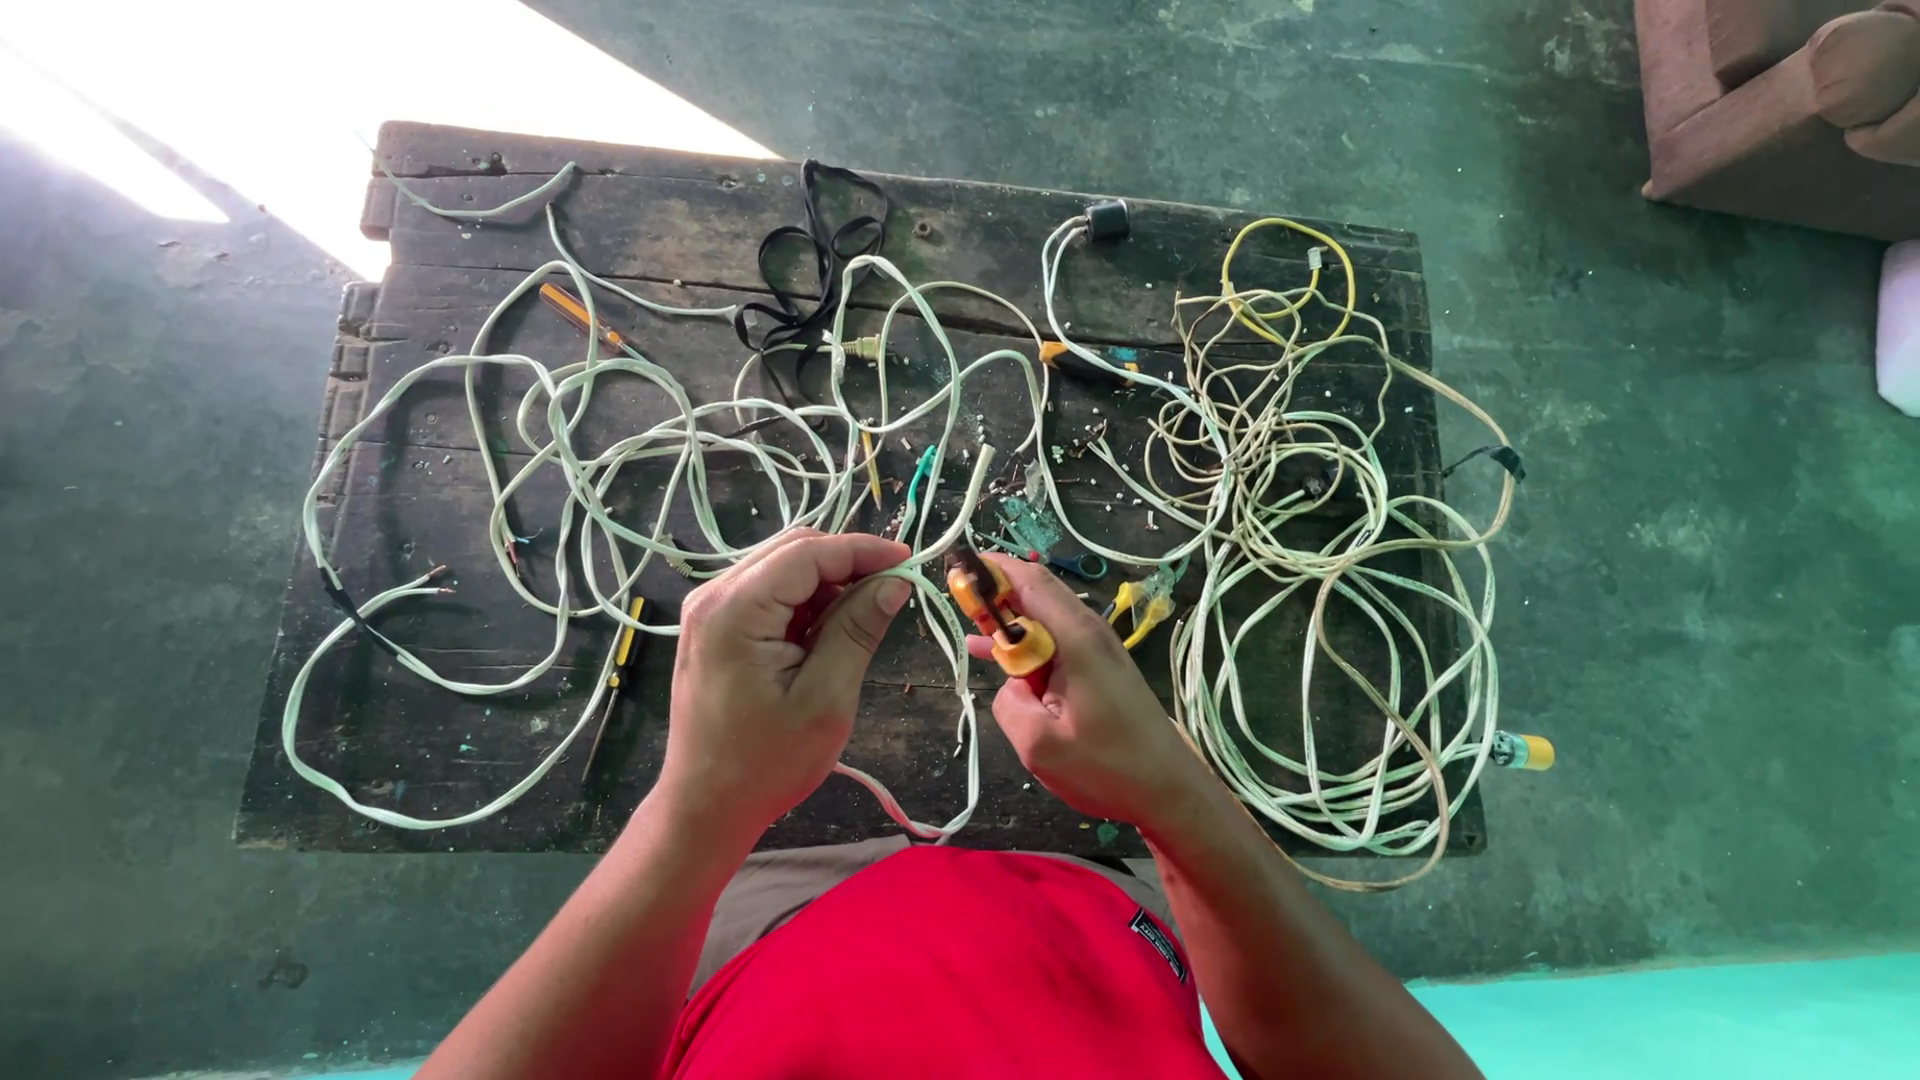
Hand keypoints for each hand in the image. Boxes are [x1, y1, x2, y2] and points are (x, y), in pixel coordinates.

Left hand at [661, 527, 911, 839]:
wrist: (706, 806)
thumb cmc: (766, 763)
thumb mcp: (825, 699)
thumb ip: (858, 630)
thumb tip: (896, 581)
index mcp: (734, 610)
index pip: (807, 552)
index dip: (863, 550)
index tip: (910, 561)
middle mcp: (714, 595)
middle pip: (793, 550)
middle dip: (848, 561)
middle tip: (893, 588)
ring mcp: (711, 609)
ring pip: (784, 567)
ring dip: (829, 581)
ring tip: (864, 614)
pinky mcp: (716, 625)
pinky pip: (771, 591)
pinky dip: (808, 599)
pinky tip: (830, 629)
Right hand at [965, 553, 1208, 827]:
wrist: (1170, 790)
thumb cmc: (1107, 767)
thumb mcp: (1039, 746)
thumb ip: (1009, 703)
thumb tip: (1011, 684)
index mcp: (1074, 638)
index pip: (1029, 581)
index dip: (991, 569)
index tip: (956, 571)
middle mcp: (1088, 631)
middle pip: (1037, 591)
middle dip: (996, 592)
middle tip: (958, 602)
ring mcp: (1099, 647)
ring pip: (1045, 617)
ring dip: (1009, 622)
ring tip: (971, 634)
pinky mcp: (1101, 666)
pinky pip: (1056, 640)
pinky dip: (1026, 643)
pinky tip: (998, 658)